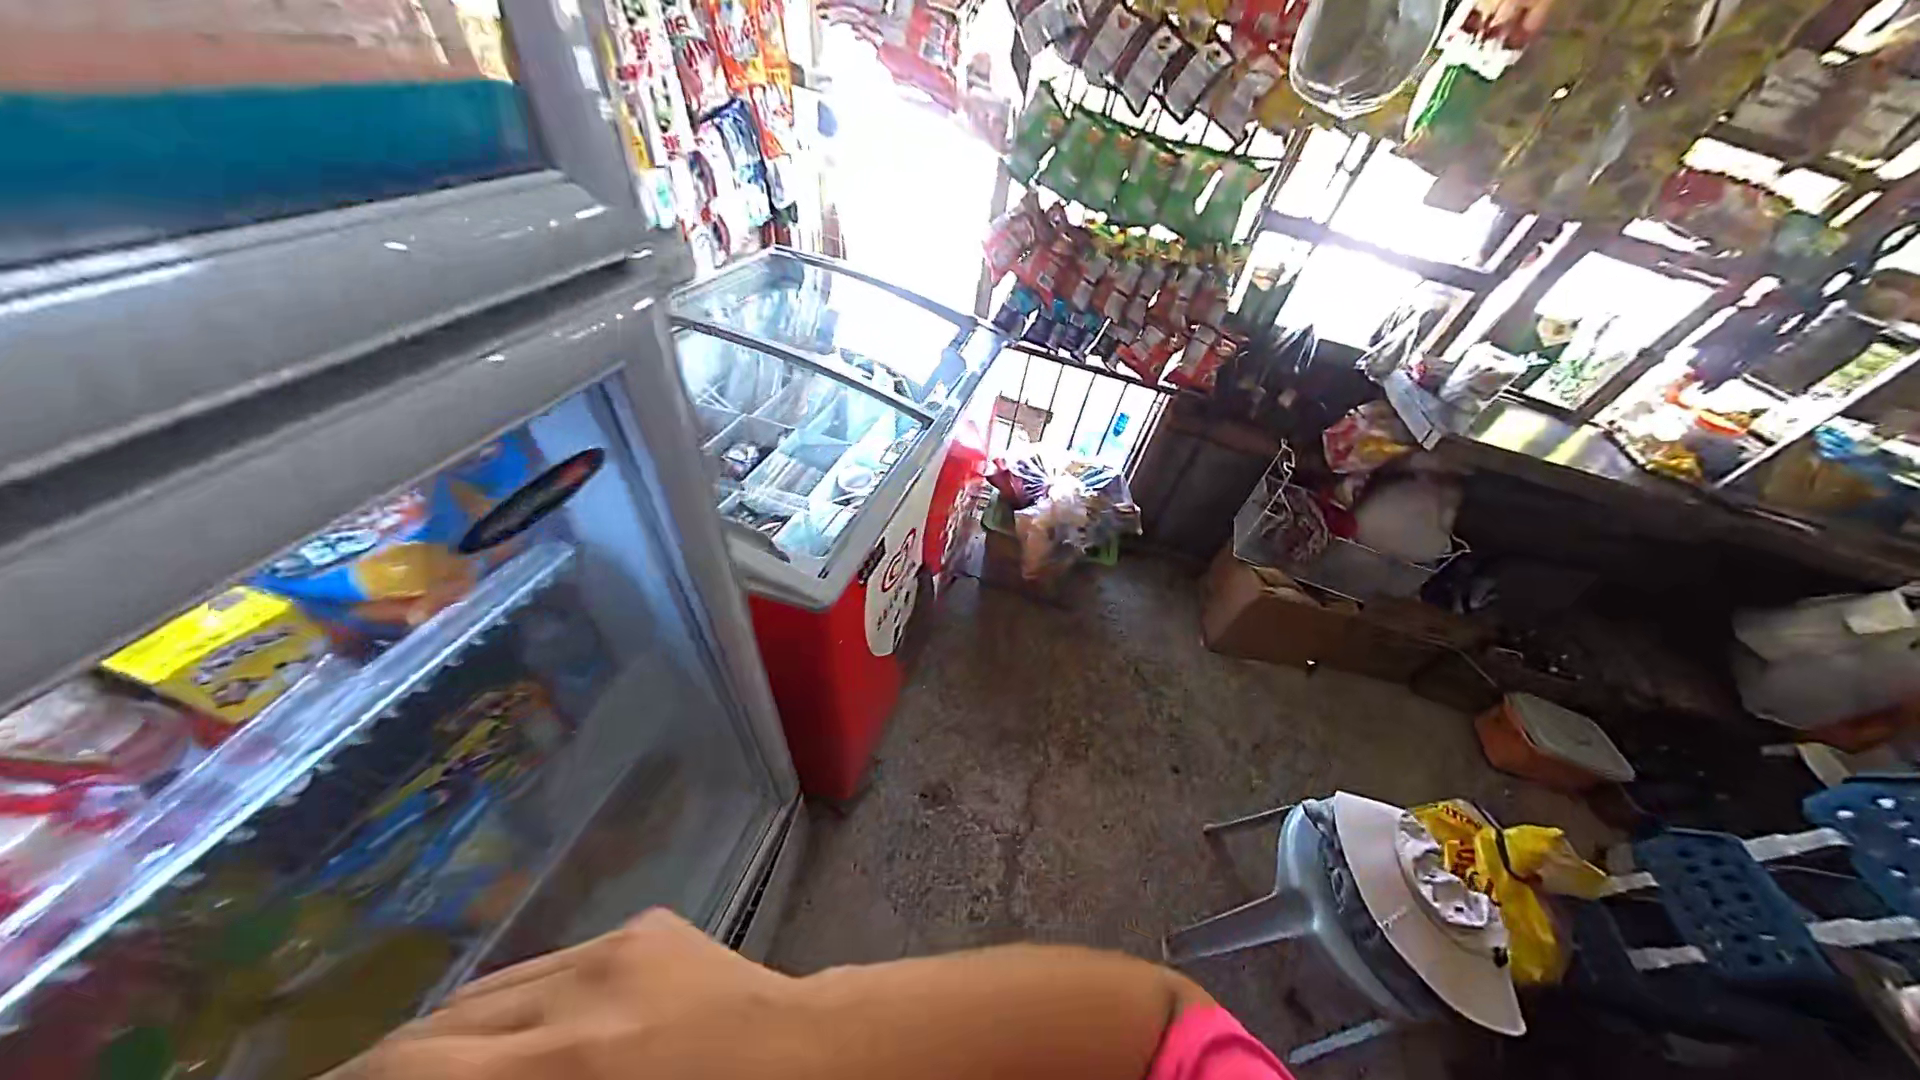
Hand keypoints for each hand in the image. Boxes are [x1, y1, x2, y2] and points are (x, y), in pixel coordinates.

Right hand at [327, 908, 816, 1079]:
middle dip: (389, 1067)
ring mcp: (619, 940)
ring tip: (436, 1071)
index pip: (409, 1067)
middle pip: (441, 1020)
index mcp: (566, 1062)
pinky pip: (555, 961)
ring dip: (453, 1032)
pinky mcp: (648, 922)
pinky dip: (520, 1002)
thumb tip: (441, 1077)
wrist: (805, 1056)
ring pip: (495, 985)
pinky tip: (525, 1032)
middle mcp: (584, 984)